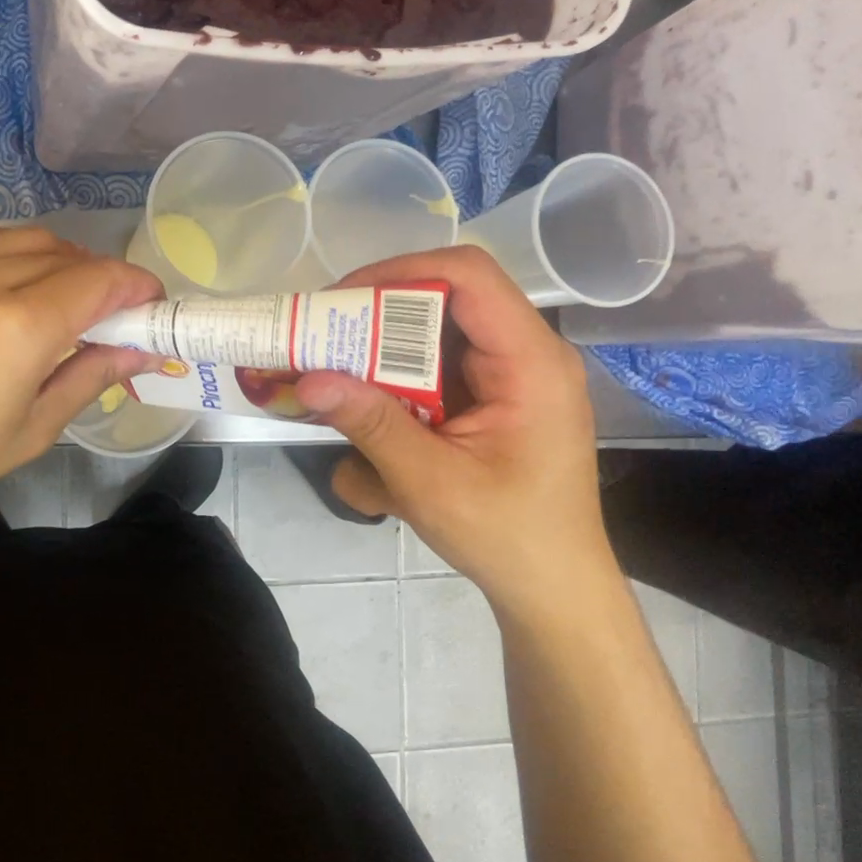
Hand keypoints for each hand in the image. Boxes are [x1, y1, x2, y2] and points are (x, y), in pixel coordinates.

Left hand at [0, 228, 164, 562]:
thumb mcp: (30, 431)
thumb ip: (89, 376)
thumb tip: (140, 351)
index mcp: (17, 326)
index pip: (99, 280)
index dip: (135, 287)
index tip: (151, 305)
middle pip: (64, 253)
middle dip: (98, 277)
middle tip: (108, 314)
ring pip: (21, 240)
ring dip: (56, 262)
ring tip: (60, 301)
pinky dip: (9, 260)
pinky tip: (6, 294)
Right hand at [294, 246, 617, 620]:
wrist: (554, 589)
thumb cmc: (506, 535)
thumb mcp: (429, 482)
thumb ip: (371, 424)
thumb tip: (308, 380)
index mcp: (530, 363)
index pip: (467, 276)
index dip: (399, 272)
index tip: (340, 300)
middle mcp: (524, 357)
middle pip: (443, 304)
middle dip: (378, 321)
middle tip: (322, 344)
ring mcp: (509, 379)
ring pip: (432, 341)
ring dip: (381, 362)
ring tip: (337, 390)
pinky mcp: (491, 402)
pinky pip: (435, 377)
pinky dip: (395, 395)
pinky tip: (371, 438)